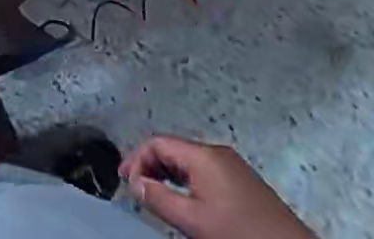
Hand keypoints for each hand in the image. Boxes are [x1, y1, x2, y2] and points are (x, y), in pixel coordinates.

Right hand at [120, 135, 317, 238]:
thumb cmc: (242, 235)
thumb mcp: (193, 221)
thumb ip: (158, 198)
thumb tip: (135, 183)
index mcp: (204, 155)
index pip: (157, 143)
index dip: (137, 160)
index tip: (127, 182)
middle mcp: (218, 154)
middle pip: (173, 150)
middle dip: (151, 167)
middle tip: (137, 189)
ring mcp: (235, 168)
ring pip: (189, 163)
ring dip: (168, 177)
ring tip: (157, 197)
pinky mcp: (246, 185)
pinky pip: (206, 174)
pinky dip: (187, 184)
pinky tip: (186, 202)